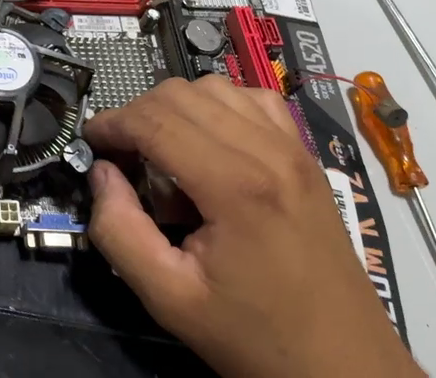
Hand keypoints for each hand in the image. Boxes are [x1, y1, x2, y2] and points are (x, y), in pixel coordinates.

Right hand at [85, 76, 422, 377]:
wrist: (346, 367)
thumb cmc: (256, 337)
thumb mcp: (170, 298)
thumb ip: (119, 232)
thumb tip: (101, 174)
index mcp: (235, 185)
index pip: (154, 120)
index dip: (111, 123)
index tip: (89, 143)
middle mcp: (268, 151)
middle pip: (179, 94)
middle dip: (137, 115)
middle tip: (123, 158)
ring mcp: (293, 148)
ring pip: (214, 87)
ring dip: (176, 108)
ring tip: (165, 153)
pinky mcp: (307, 156)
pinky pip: (253, 99)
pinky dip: (220, 106)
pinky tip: (211, 142)